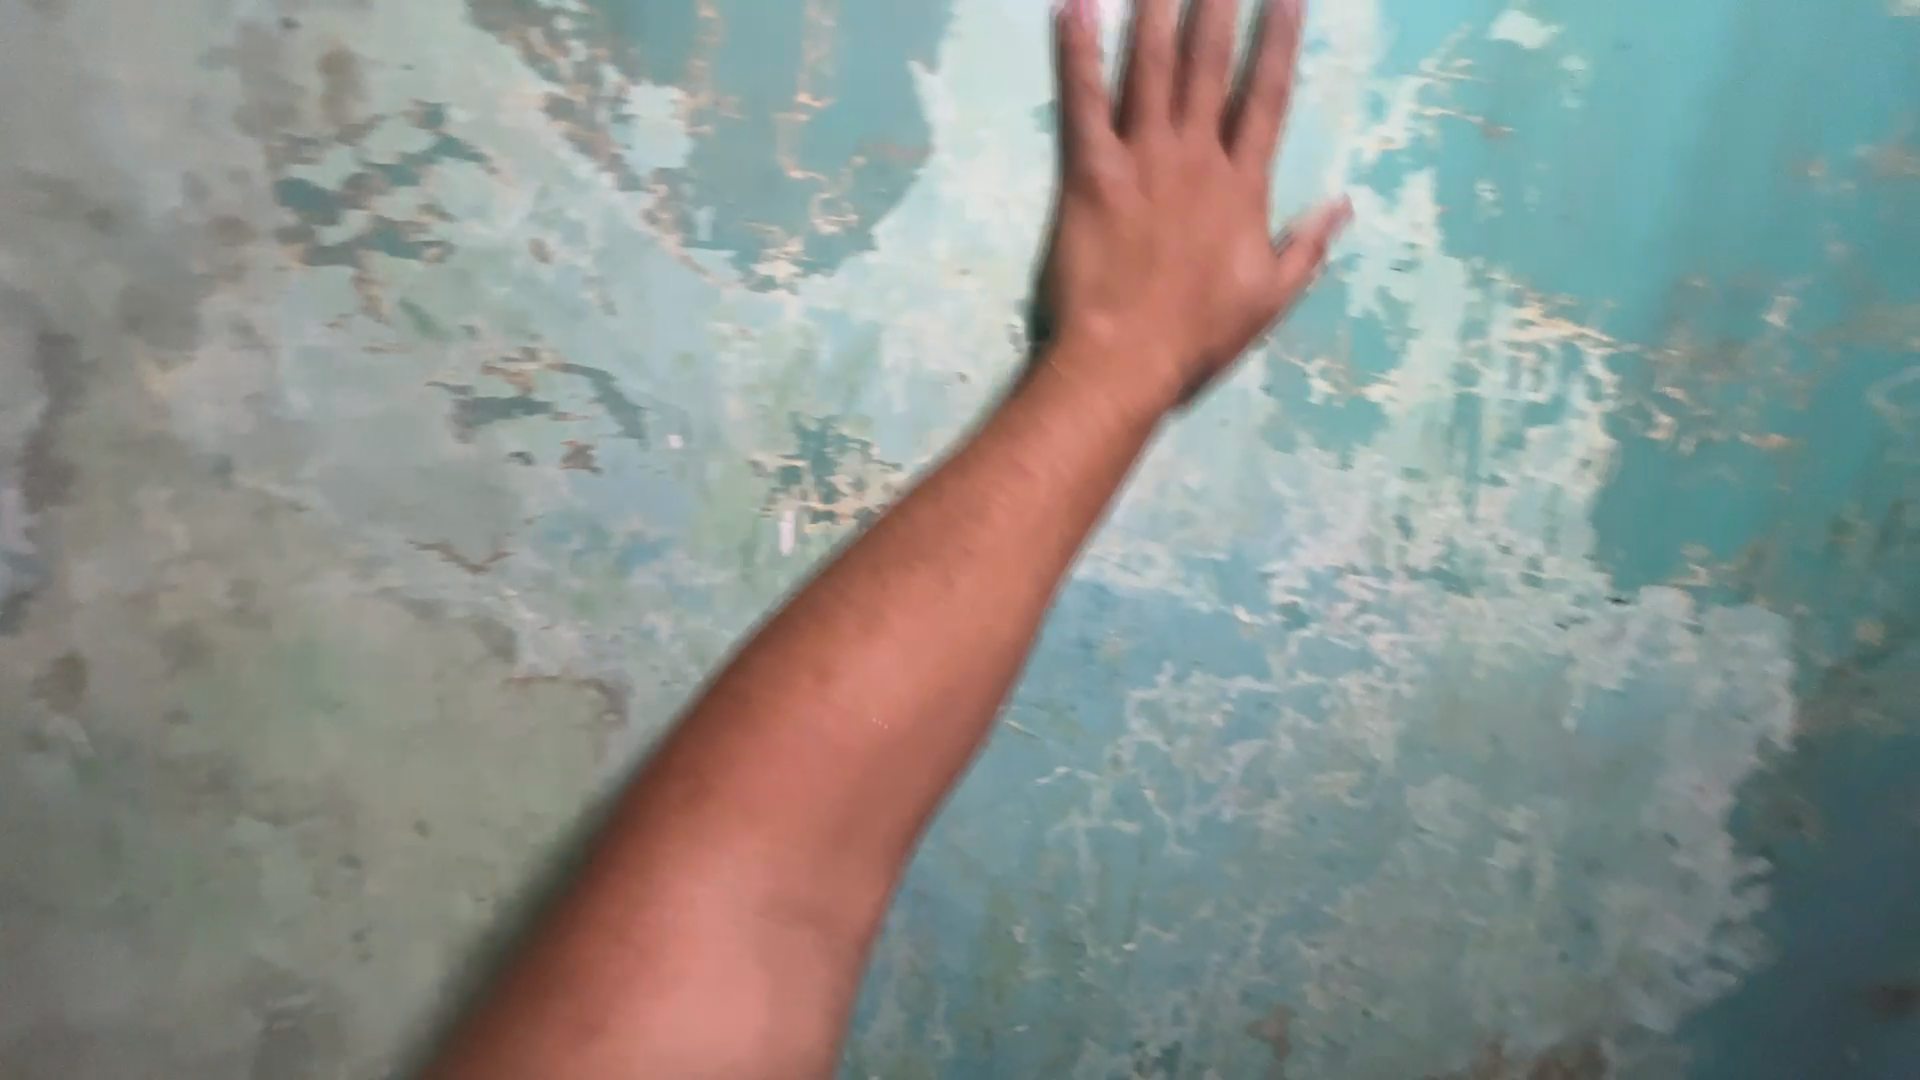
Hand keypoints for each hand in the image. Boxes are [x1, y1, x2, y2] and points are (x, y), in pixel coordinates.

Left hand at [1040, 0, 1350, 412]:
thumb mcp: (1269, 301)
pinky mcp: (1091, 177)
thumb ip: (1308, 248)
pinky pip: (1084, 104)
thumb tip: (1345, 204)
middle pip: (1209, 63)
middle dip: (1217, 3)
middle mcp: (1196, 158)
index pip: (1267, 96)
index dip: (1279, 40)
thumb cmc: (1196, 338)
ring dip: (1156, 9)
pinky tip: (1073, 7)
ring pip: (1150, 68)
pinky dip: (1078, 54)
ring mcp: (1143, 162)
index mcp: (1243, 186)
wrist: (1126, 360)